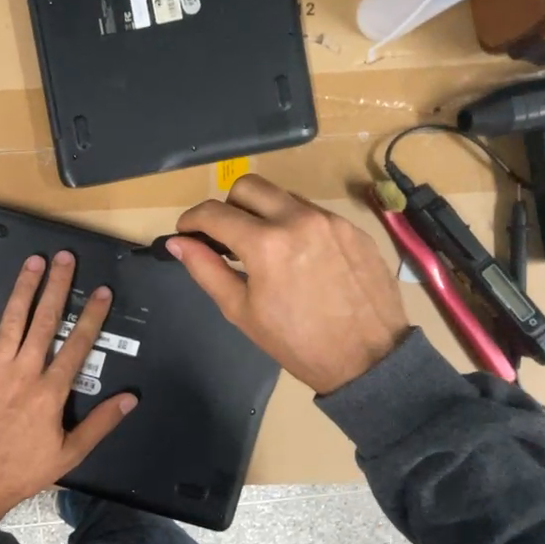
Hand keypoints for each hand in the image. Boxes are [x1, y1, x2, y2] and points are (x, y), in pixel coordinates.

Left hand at [0, 251, 138, 537]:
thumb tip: (129, 399)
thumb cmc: (21, 471)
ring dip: (23, 289)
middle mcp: (24, 373)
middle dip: (57, 288)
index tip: (102, 292)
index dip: (91, 316)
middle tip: (65, 259)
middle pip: (44, 322)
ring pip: (11, 321)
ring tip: (33, 262)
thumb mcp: (68, 454)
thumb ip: (100, 424)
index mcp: (50, 392)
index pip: (77, 345)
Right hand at [169, 175, 408, 394]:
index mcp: (265, 244)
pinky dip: (292, 225)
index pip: (214, 213)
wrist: (367, 357)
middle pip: (247, 186)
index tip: (186, 233)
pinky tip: (296, 257)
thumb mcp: (240, 310)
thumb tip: (178, 243)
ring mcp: (330, 220)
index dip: (191, 220)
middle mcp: (298, 219)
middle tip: (225, 237)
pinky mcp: (352, 228)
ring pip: (282, 195)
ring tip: (262, 248)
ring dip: (261, 212)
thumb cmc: (294, 341)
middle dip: (227, 206)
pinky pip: (312, 212)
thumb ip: (206, 269)